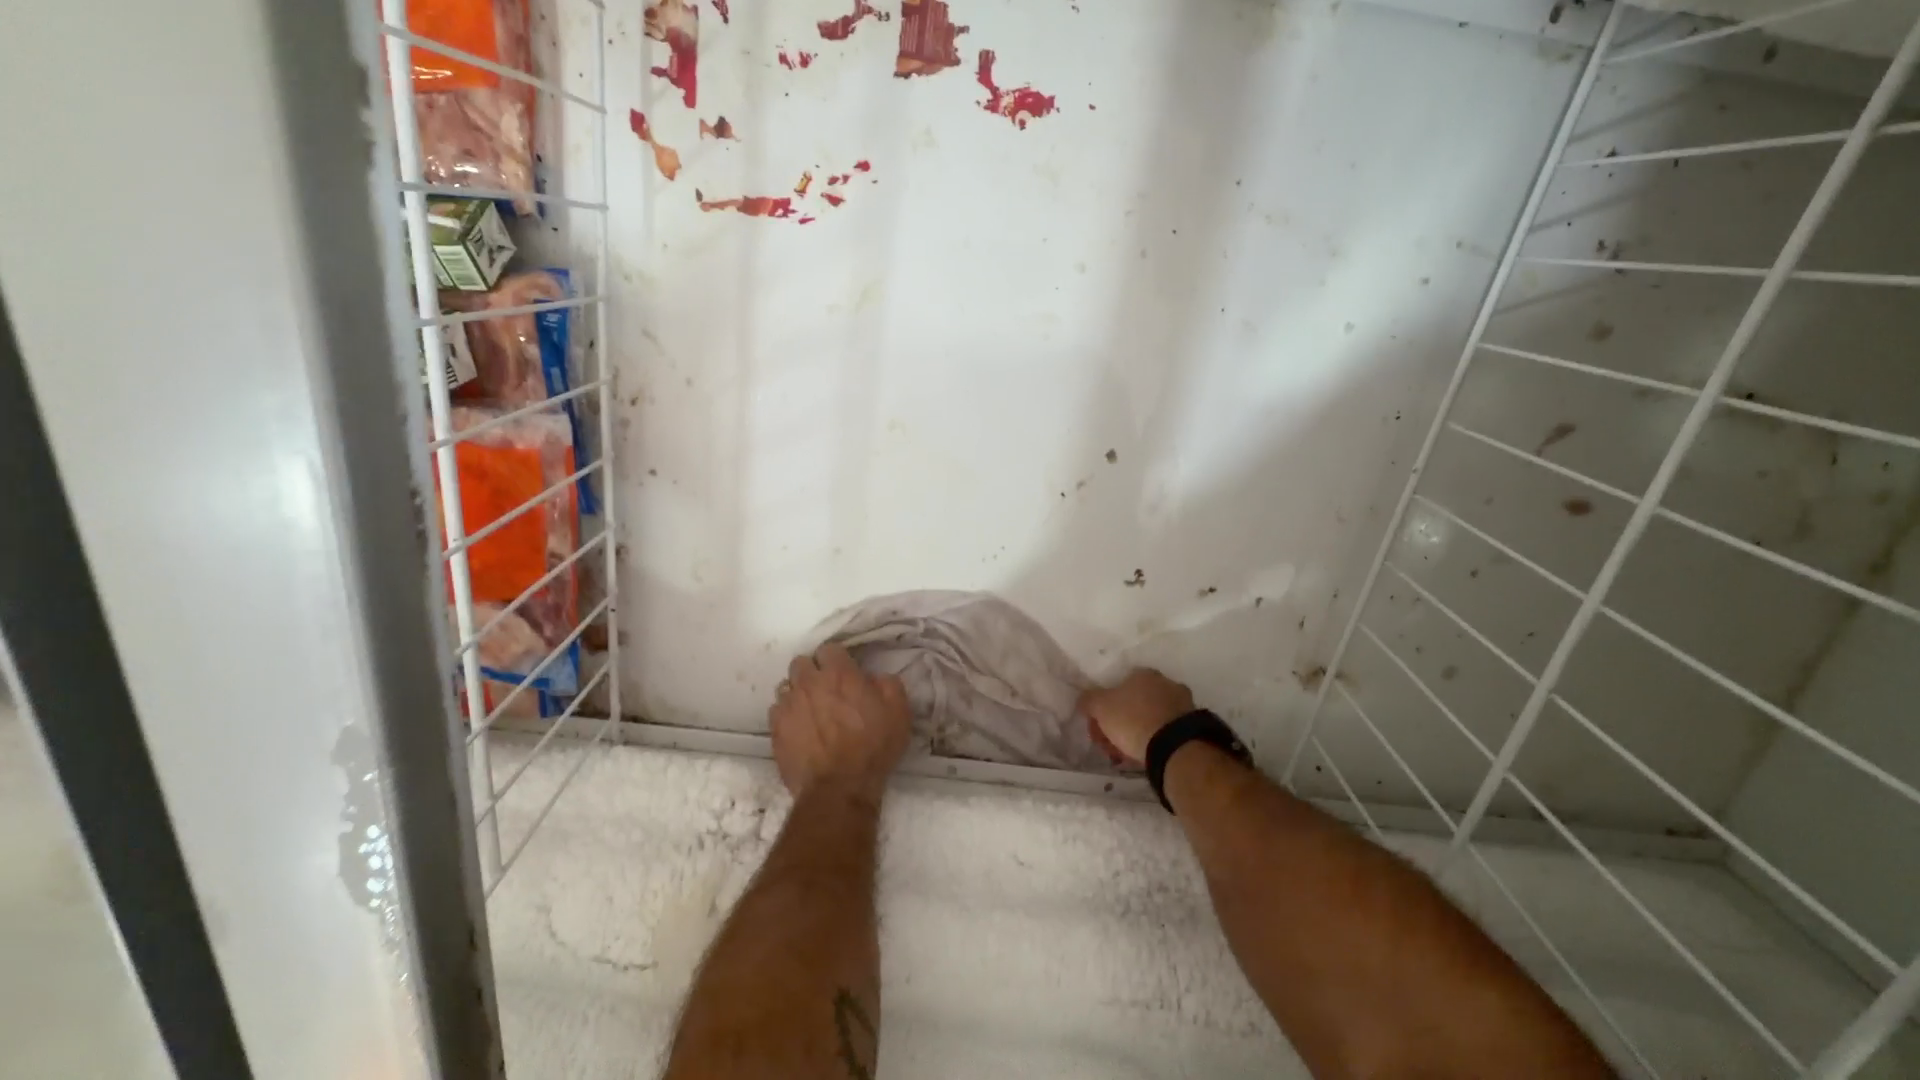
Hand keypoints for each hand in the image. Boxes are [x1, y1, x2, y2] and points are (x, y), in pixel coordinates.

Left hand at [770, 643, 910, 800]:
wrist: (840, 787)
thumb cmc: (874, 748)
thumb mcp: (899, 712)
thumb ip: (887, 684)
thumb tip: (874, 677)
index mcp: (839, 674)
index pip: (829, 649)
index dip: (837, 660)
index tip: (845, 673)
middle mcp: (808, 683)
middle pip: (801, 663)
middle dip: (812, 671)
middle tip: (826, 690)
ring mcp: (788, 705)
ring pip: (786, 686)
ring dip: (798, 693)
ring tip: (810, 711)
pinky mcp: (775, 729)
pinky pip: (776, 711)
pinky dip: (787, 715)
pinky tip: (799, 729)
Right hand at [1079, 668, 1195, 763]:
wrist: (1174, 746)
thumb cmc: (1133, 719)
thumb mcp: (1100, 707)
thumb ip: (1089, 700)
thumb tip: (1085, 699)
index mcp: (1143, 674)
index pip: (1118, 686)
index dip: (1105, 707)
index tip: (1099, 726)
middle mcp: (1166, 683)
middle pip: (1134, 703)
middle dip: (1119, 723)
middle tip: (1110, 744)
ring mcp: (1183, 704)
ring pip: (1150, 718)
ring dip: (1137, 733)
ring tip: (1127, 755)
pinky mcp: (1192, 726)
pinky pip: (1165, 732)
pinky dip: (1154, 742)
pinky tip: (1145, 756)